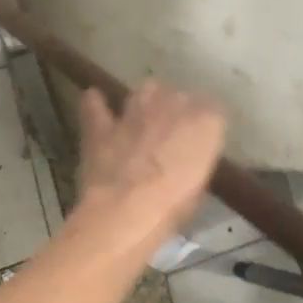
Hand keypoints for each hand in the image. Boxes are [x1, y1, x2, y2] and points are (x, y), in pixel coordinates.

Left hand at [76, 82, 224, 238]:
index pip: (210, 110)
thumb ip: (193, 162)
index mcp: (205, 122)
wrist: (126, 210)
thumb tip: (182, 162)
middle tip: (167, 131)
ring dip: (144, 101)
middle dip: (173, 111)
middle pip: (176, 97)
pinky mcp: (101, 127)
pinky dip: (94, 103)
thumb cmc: (172, 206)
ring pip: (143, 91)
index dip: (200, 125)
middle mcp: (171, 107)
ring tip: (141, 113)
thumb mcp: (197, 186)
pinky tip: (92, 100)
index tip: (196, 138)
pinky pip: (94, 105)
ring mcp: (133, 114)